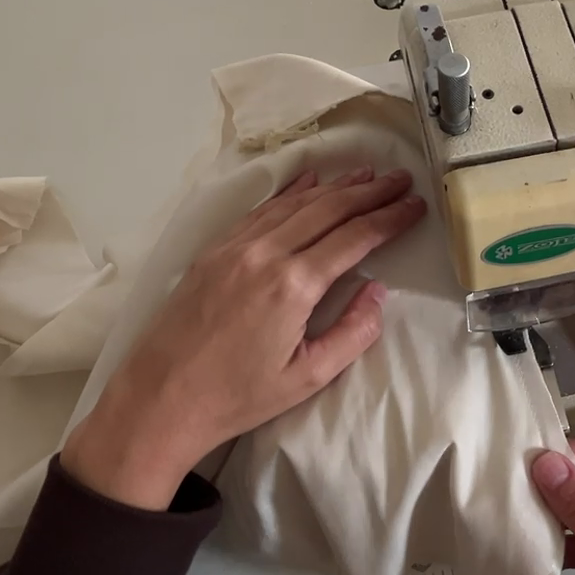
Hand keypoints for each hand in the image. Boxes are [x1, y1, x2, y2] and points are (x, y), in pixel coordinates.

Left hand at [64, 166, 425, 510]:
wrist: (158, 400)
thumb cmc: (237, 397)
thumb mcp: (307, 377)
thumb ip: (352, 333)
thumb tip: (378, 291)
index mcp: (294, 285)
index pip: (355, 237)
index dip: (390, 218)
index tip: (416, 205)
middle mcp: (266, 254)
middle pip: (329, 209)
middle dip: (371, 192)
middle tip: (402, 178)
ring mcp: (236, 247)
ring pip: (296, 203)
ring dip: (336, 186)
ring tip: (367, 174)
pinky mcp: (215, 250)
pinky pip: (262, 210)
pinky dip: (291, 192)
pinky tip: (309, 180)